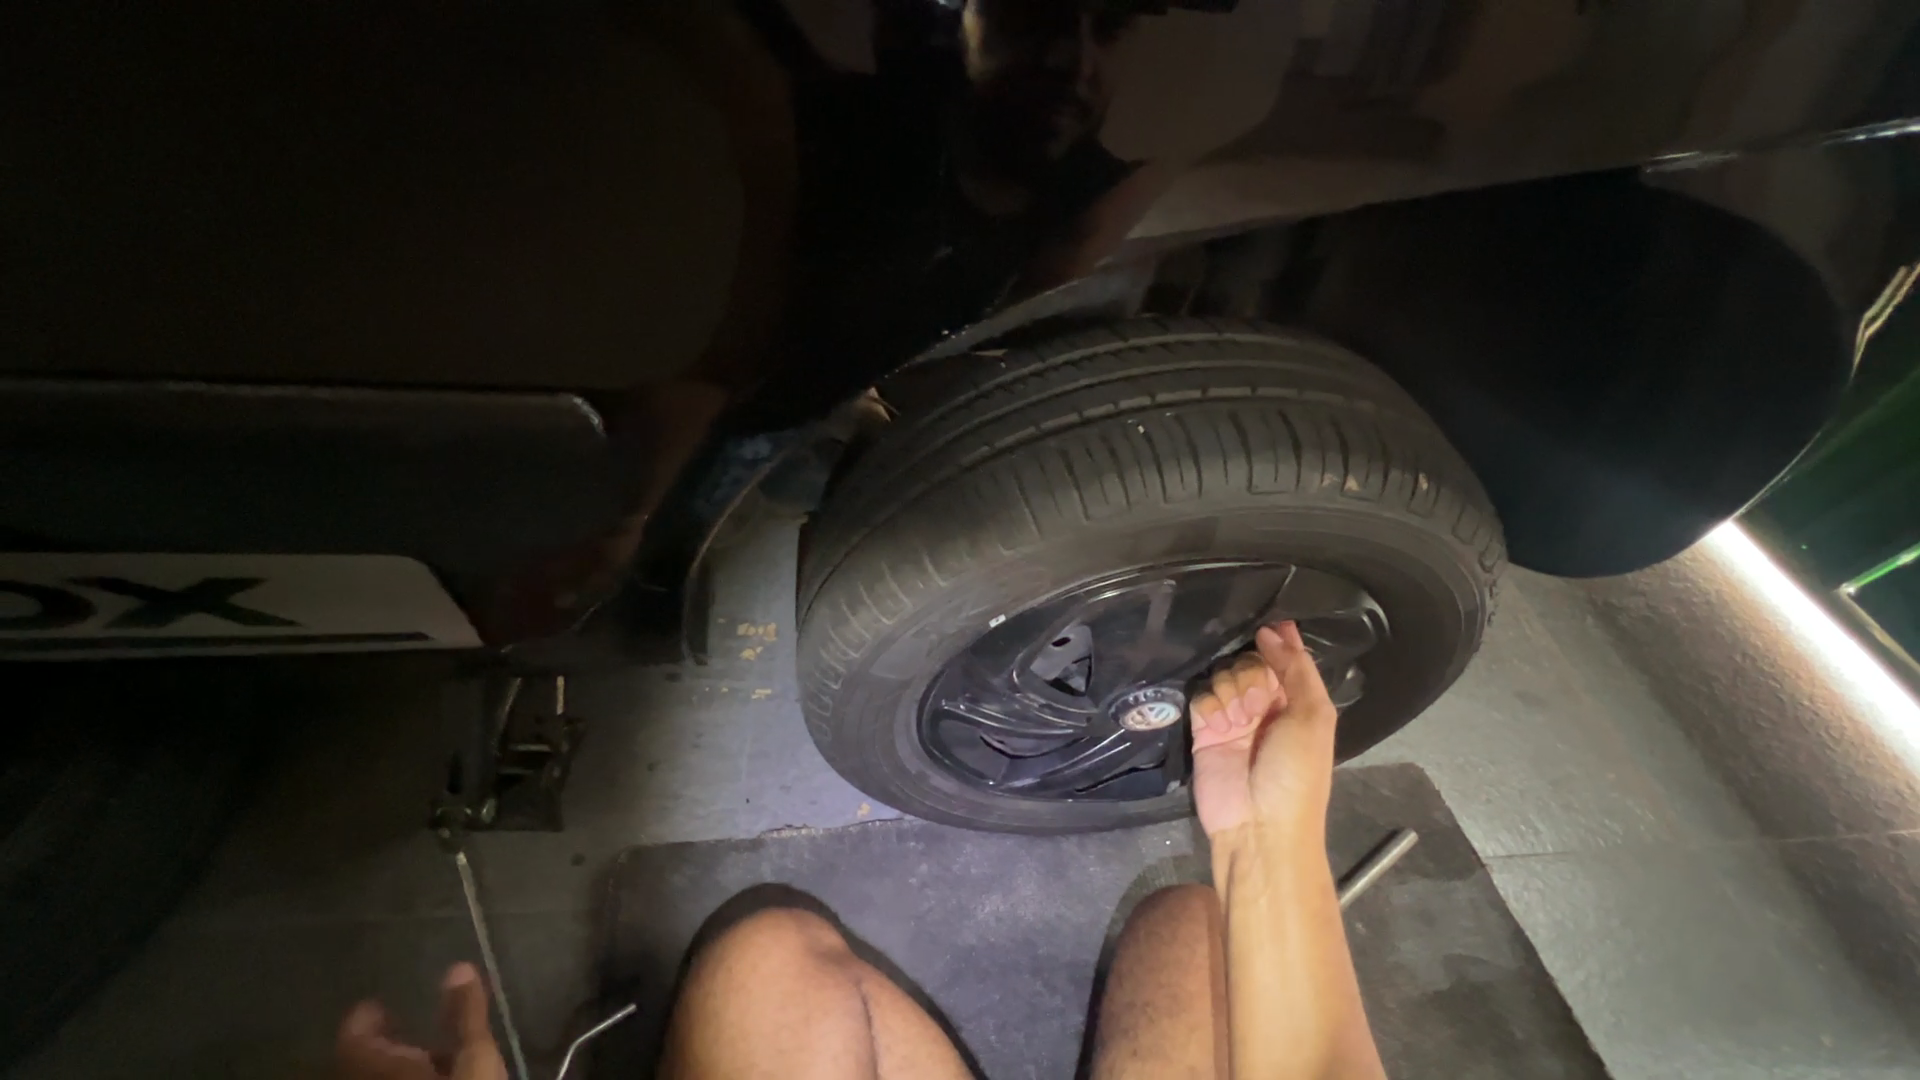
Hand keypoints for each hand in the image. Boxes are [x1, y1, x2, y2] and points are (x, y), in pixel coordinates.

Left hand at [336, 963, 507, 1079]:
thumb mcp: (475, 1057)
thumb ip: (465, 1014)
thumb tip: (457, 968)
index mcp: (381, 1073)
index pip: (354, 1042)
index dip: (362, 1022)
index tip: (373, 1005)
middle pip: (360, 1067)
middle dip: (380, 1045)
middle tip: (397, 1025)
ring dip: (391, 1068)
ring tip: (419, 1055)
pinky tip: (430, 1079)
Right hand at [1188, 621, 1338, 838]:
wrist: (1259, 825)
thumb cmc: (1297, 773)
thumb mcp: (1314, 717)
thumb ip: (1297, 669)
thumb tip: (1274, 630)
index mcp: (1296, 702)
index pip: (1282, 658)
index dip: (1276, 641)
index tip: (1266, 625)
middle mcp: (1263, 706)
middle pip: (1247, 662)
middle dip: (1250, 675)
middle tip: (1255, 704)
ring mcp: (1232, 717)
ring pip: (1222, 675)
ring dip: (1230, 692)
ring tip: (1237, 722)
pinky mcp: (1203, 729)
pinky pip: (1200, 697)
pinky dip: (1210, 706)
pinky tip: (1218, 727)